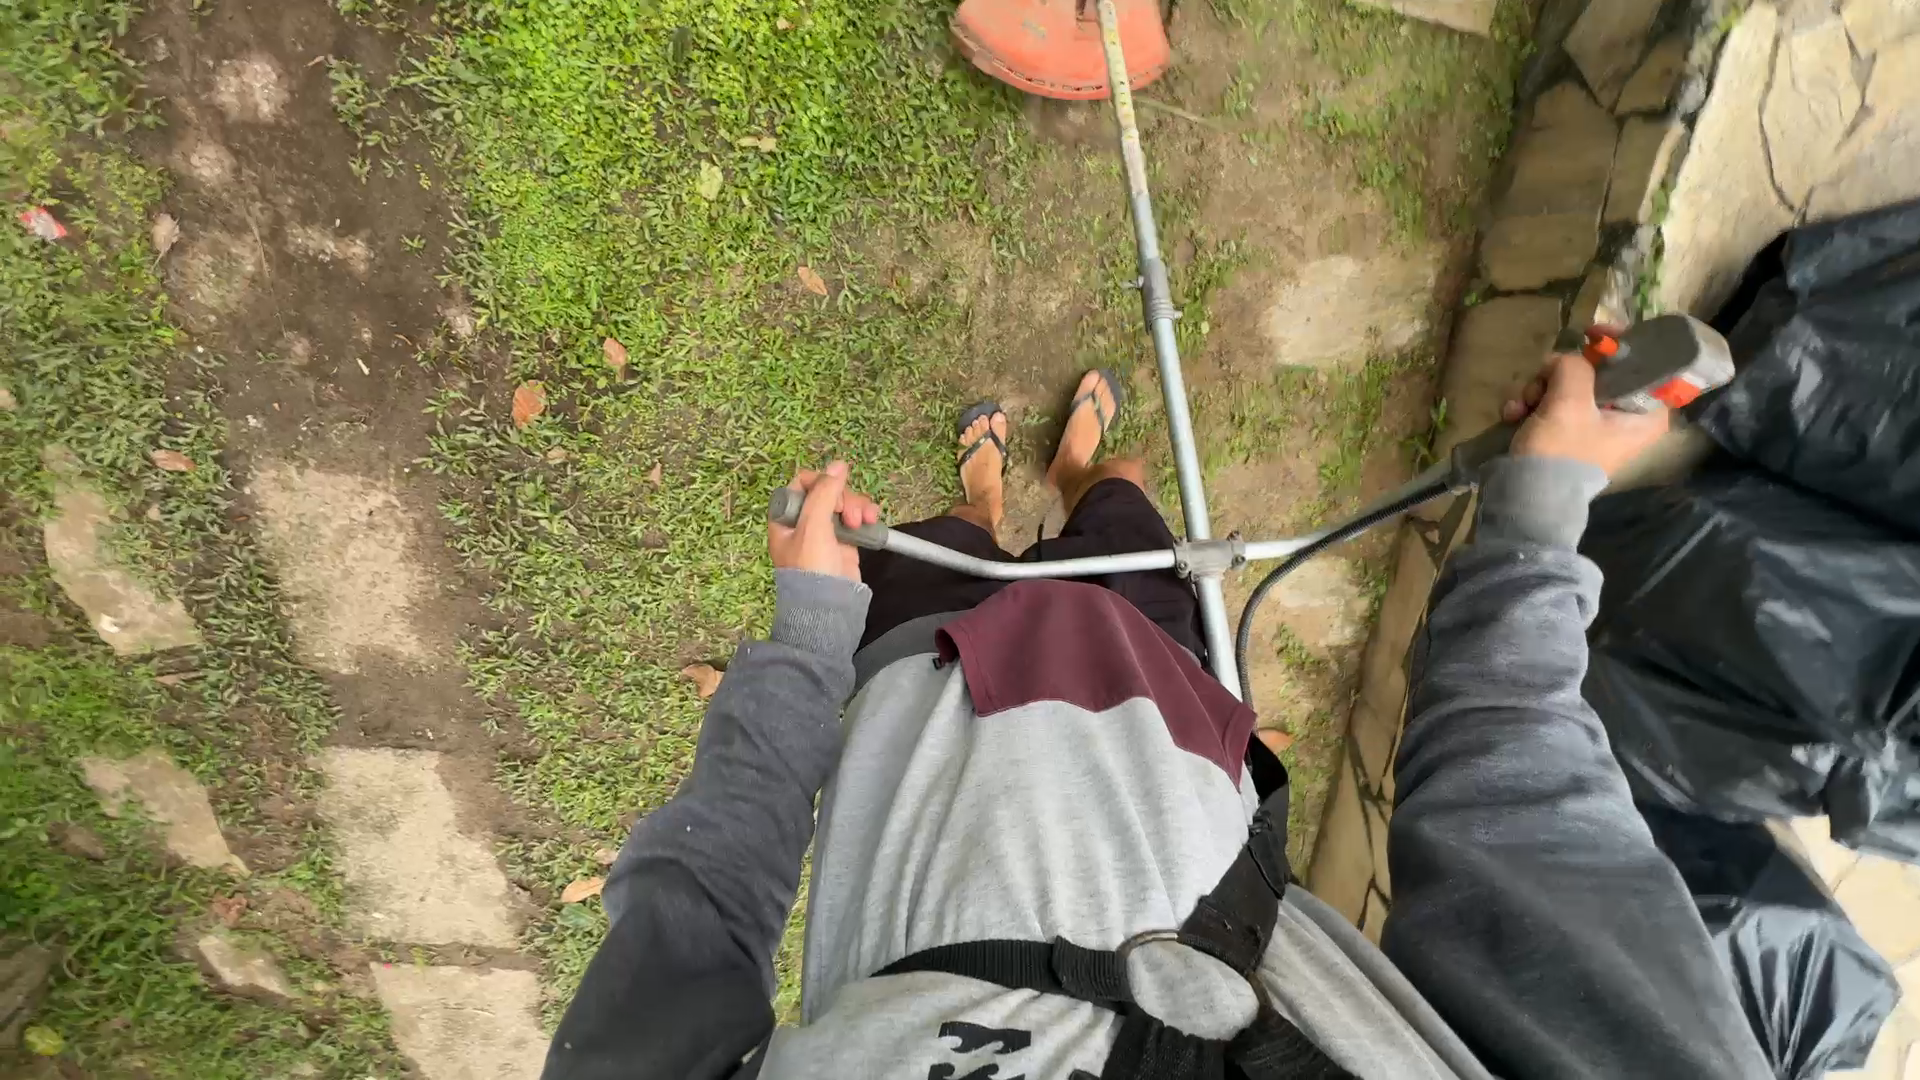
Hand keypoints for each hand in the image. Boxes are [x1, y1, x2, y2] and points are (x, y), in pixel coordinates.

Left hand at [768, 461, 877, 582]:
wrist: (829, 605)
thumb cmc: (812, 567)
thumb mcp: (813, 526)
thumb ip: (825, 493)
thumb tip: (839, 464)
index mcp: (786, 516)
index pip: (803, 484)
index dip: (822, 485)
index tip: (833, 498)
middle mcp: (804, 521)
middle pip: (828, 491)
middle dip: (844, 499)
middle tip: (850, 516)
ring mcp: (825, 531)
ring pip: (845, 503)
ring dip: (858, 506)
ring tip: (865, 521)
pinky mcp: (844, 540)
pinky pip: (856, 518)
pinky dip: (865, 516)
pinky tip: (872, 522)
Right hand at [1502, 341, 1670, 478]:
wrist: (1525, 498)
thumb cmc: (1558, 452)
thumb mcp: (1567, 403)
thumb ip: (1572, 368)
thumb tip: (1563, 359)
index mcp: (1646, 414)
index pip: (1646, 365)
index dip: (1619, 345)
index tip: (1591, 334)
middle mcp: (1624, 419)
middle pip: (1597, 375)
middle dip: (1560, 376)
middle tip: (1540, 384)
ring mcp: (1591, 429)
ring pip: (1566, 389)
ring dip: (1537, 392)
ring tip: (1519, 408)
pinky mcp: (1563, 437)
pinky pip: (1549, 408)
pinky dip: (1528, 408)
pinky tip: (1512, 417)